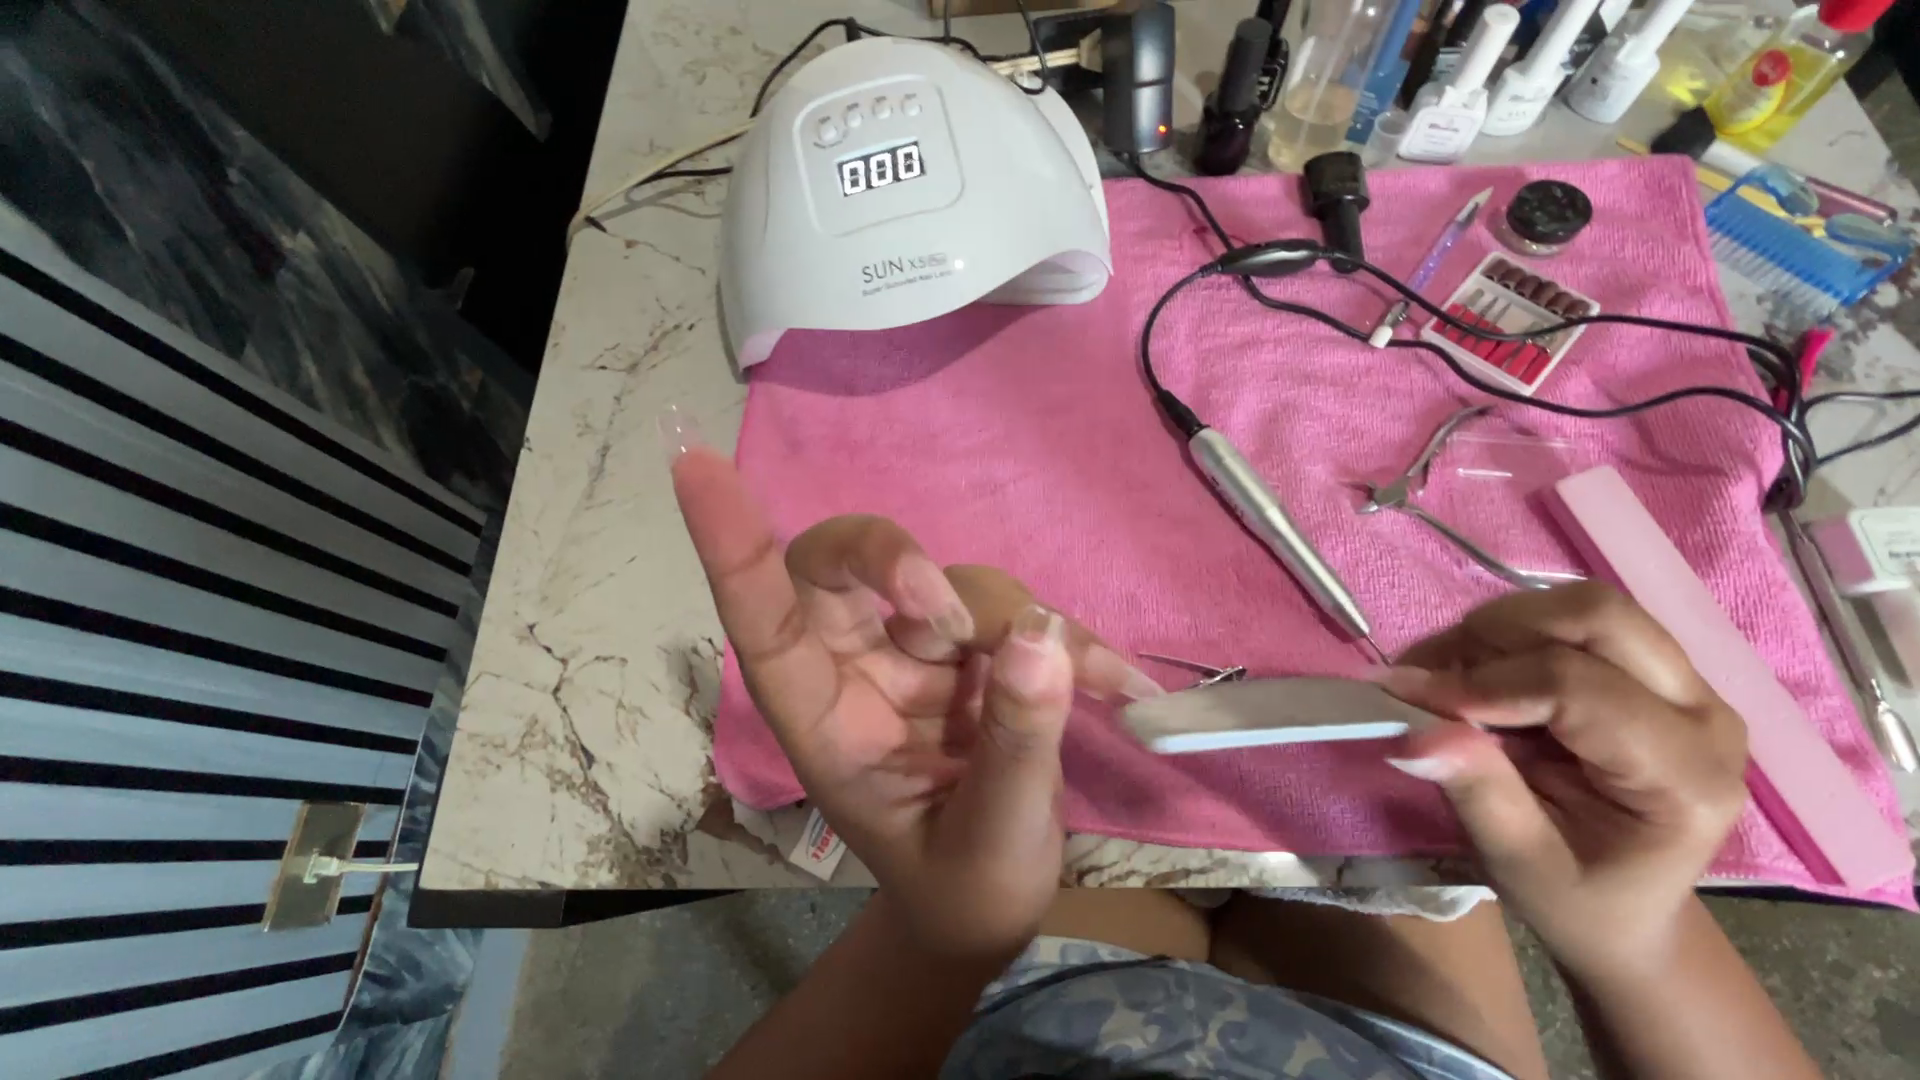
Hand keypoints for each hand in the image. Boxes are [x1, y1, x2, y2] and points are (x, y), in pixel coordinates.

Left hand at [670, 437, 1161, 958]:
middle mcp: (862, 671)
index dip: (732, 547)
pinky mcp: (979, 652)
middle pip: (840, 566)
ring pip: (953, 586)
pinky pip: (1019, 613)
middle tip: (947, 613)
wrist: (992, 906)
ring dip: (1016, 624)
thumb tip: (1043, 639)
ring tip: (1094, 683)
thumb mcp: (991, 841)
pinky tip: (1121, 683)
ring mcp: (921, 656)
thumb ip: (1016, 745)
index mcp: (825, 723)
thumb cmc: (964, 884)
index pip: (765, 624)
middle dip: (891, 560)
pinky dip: (1070, 640)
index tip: (698, 467)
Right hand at [1378, 582, 1749, 980]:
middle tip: (1433, 674)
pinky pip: (1570, 620)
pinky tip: (1472, 676)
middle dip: (1497, 632)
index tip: (1406, 699)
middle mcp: (1701, 714)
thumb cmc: (1577, 898)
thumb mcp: (1520, 862)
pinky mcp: (1652, 672)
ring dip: (1497, 630)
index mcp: (1683, 777)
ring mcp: (1683, 686)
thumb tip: (1414, 734)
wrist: (1628, 910)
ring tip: (1445, 677)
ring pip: (1582, 606)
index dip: (1482, 683)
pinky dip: (1505, 634)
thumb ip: (1478, 793)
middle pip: (1597, 617)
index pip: (1577, 686)